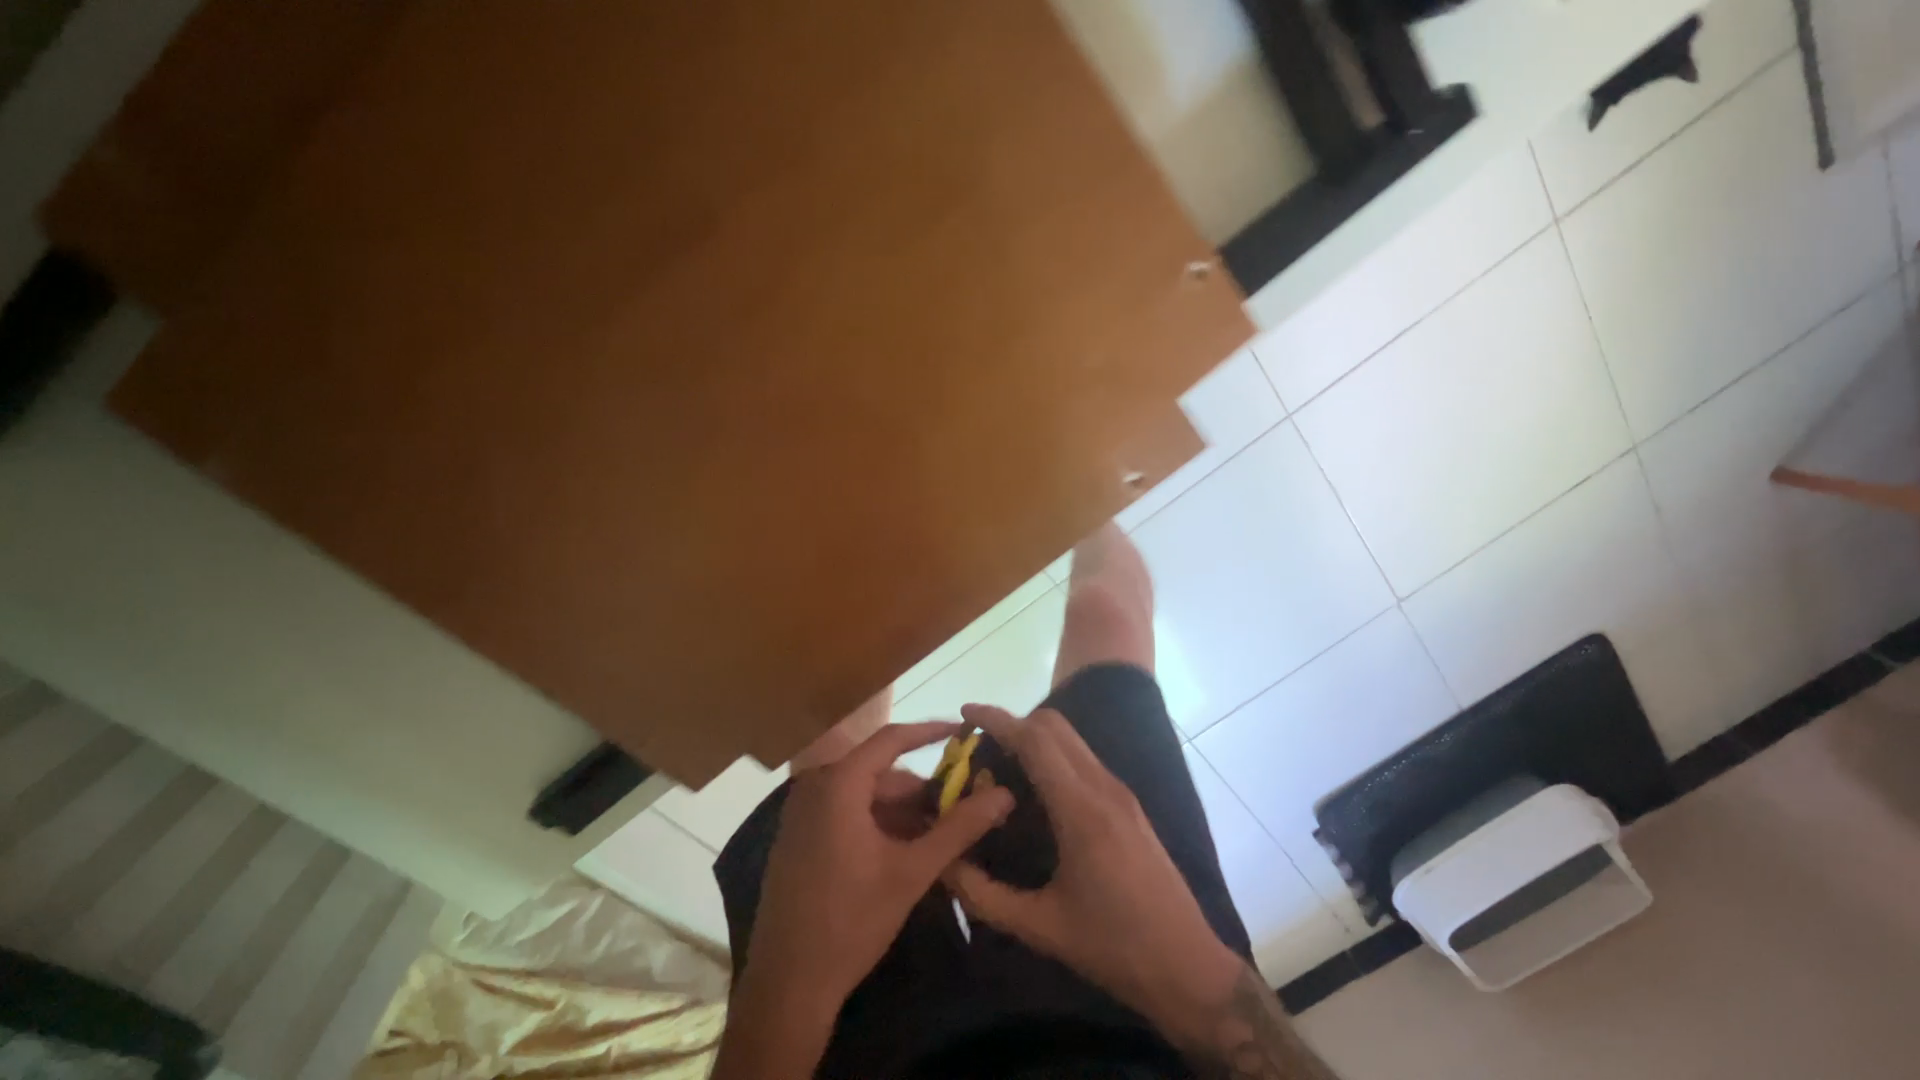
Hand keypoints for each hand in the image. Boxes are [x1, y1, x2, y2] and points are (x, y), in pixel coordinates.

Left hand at [736, 721, 1013, 1011]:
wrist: (789, 981)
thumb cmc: (852, 920)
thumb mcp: (912, 872)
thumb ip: (958, 828)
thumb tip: (1003, 794)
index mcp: (838, 784)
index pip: (891, 739)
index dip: (930, 732)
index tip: (964, 735)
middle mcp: (815, 788)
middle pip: (880, 773)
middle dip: (922, 790)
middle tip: (964, 807)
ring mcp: (802, 815)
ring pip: (865, 798)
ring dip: (903, 812)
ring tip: (942, 836)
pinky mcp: (798, 840)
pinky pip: (846, 815)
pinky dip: (879, 825)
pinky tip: (907, 852)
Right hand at [943, 704, 1244, 1049]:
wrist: (1187, 966)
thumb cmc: (1113, 947)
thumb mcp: (1038, 926)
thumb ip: (982, 894)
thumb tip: (942, 863)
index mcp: (1082, 811)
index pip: (1035, 741)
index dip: (997, 720)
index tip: (964, 713)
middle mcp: (1105, 789)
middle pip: (1056, 728)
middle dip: (1013, 724)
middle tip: (976, 746)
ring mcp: (1122, 796)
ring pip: (1073, 741)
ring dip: (1035, 739)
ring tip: (998, 766)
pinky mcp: (1130, 808)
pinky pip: (1085, 761)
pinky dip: (1054, 758)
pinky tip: (1034, 792)